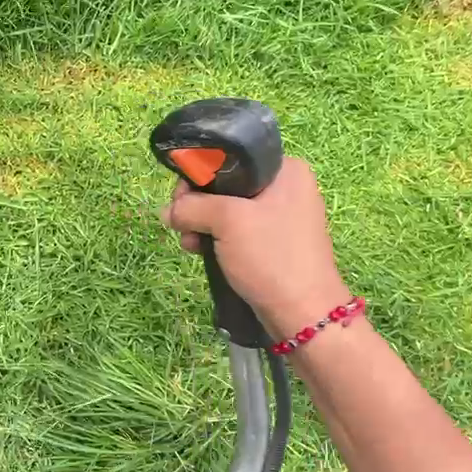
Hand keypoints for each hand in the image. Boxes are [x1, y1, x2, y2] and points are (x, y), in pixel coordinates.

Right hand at [159, 156, 351, 341]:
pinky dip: (212, 238)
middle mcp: (285, 188)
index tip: (183, 197)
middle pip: (222, 184)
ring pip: (223, 209)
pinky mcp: (270, 242)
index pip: (230, 157)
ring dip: (200, 225)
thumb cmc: (270, 256)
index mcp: (285, 170)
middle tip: (183, 223)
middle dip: (196, 204)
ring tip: (189, 243)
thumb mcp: (226, 220)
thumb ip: (190, 206)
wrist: (302, 313)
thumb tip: (169, 212)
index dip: (199, 174)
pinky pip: (232, 230)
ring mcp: (278, 216)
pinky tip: (198, 251)